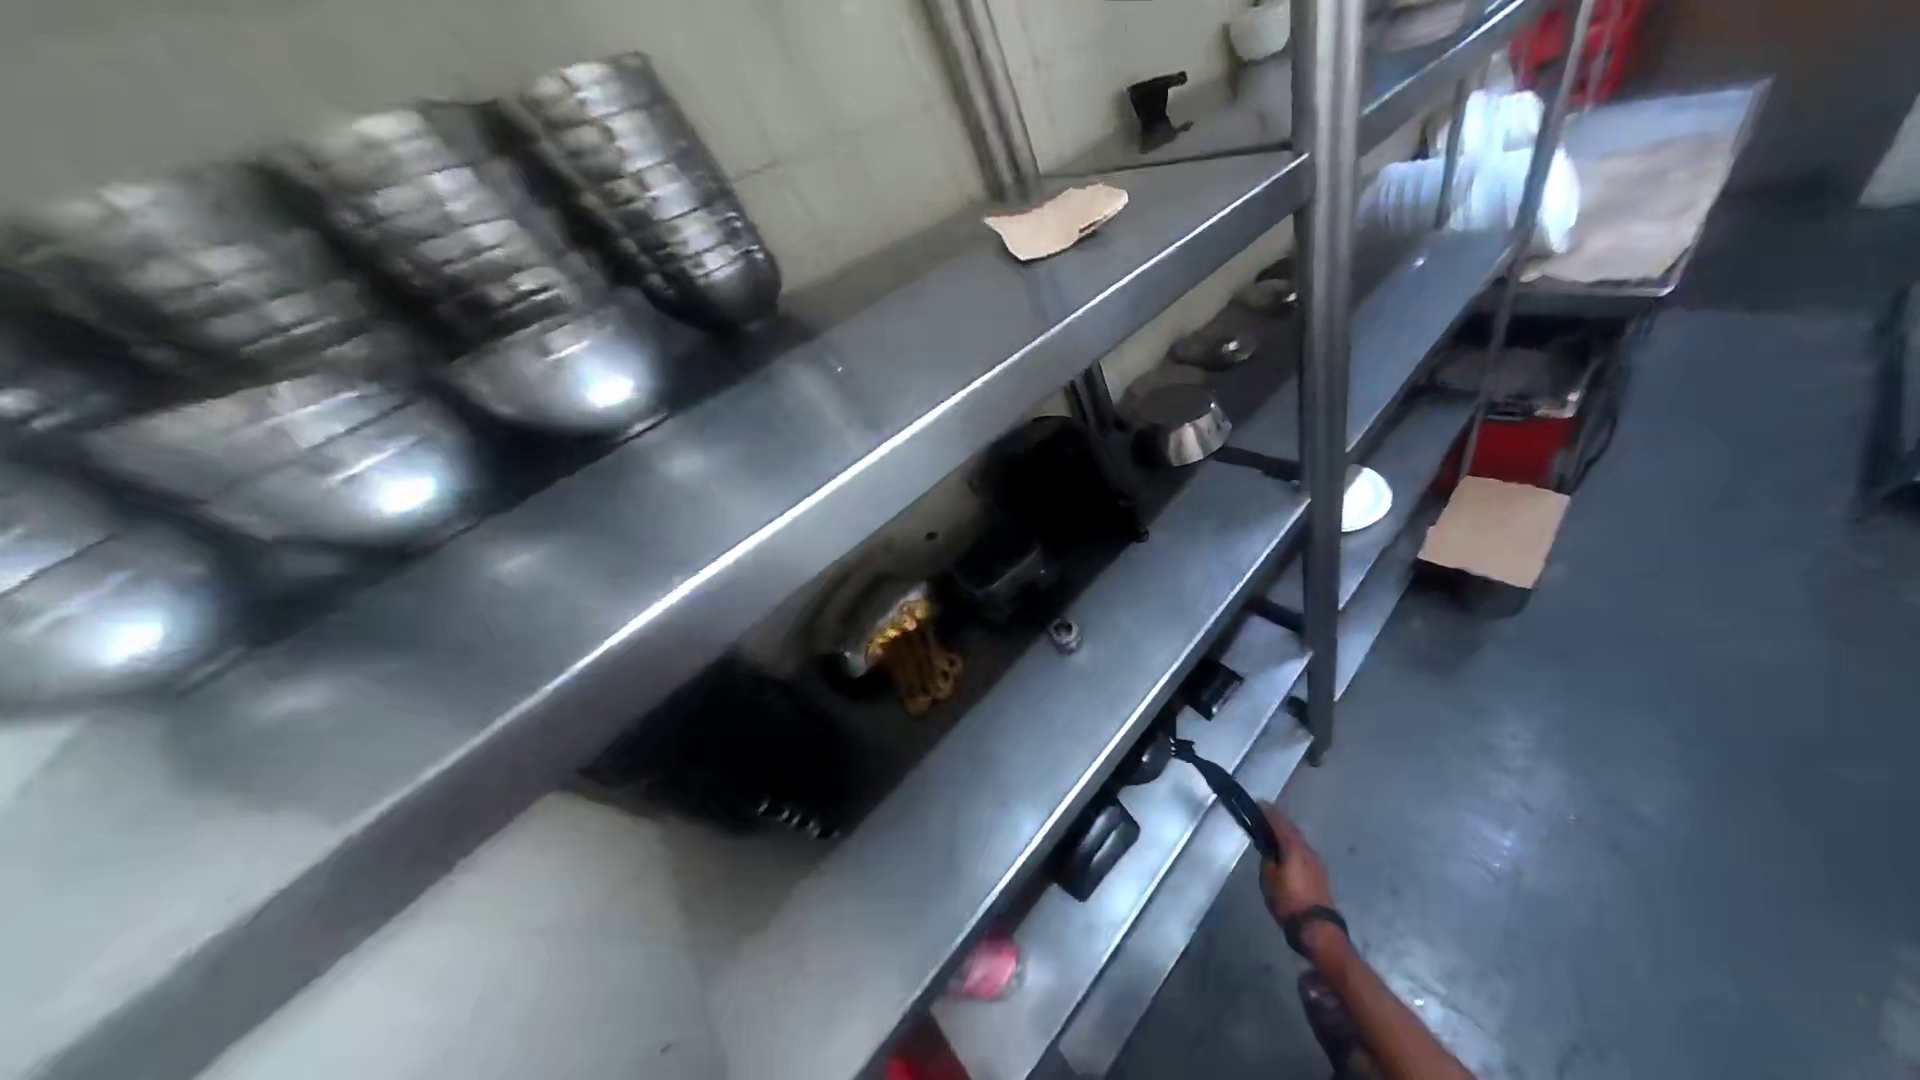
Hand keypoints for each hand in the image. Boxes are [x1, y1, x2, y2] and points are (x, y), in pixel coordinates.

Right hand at [1258, 801, 1333, 922]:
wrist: (1317, 929)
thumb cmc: (1288, 900)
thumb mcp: (1268, 878)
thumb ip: (1267, 859)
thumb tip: (1270, 851)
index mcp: (1294, 847)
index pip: (1279, 822)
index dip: (1267, 811)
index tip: (1257, 803)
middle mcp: (1308, 850)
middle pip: (1291, 830)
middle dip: (1278, 821)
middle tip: (1263, 816)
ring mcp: (1316, 863)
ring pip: (1298, 841)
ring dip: (1286, 835)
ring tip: (1272, 834)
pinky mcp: (1319, 875)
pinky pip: (1303, 852)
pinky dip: (1292, 847)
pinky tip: (1285, 853)